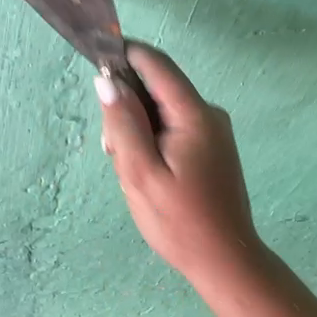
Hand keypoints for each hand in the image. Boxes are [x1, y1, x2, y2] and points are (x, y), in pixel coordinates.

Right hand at [97, 42, 262, 274]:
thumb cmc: (178, 221)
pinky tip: (148, 176)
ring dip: (136, 131)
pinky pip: (170, 129)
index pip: (155, 63)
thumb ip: (123, 123)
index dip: (122, 55)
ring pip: (159, 111)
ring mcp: (211, 131)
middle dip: (126, 108)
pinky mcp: (209, 147)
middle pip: (155, 88)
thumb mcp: (140, 173)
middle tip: (114, 152)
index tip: (93, 64)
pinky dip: (150, 143)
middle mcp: (207, 114)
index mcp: (194, 114)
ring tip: (133, 173)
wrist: (223, 261)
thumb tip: (106, 81)